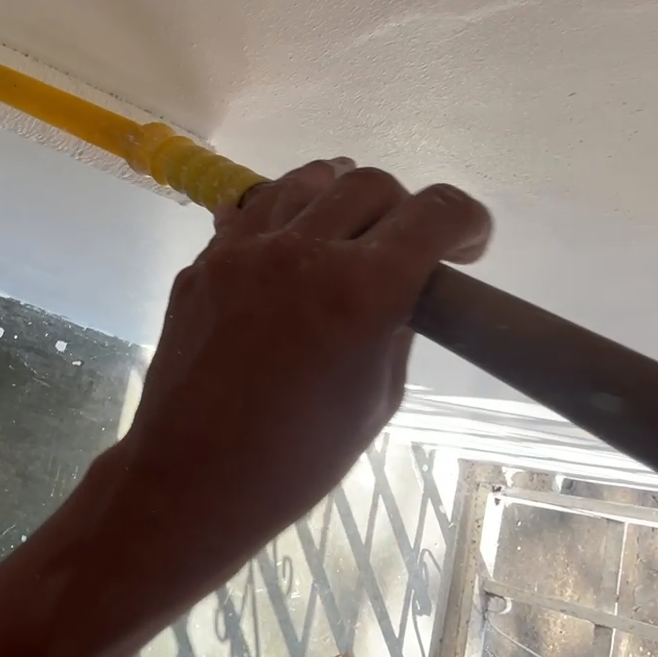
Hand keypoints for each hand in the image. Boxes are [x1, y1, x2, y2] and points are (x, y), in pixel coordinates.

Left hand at [117, 158, 490, 568]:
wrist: (192, 473)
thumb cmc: (296, 457)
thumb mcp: (377, 395)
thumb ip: (393, 324)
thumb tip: (397, 286)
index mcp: (362, 288)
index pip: (434, 212)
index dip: (465, 221)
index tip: (465, 246)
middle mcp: (299, 251)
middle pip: (365, 183)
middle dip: (399, 208)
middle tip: (399, 246)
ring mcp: (239, 252)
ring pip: (300, 183)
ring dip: (334, 197)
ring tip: (342, 229)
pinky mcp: (200, 265)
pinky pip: (247, 215)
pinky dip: (278, 218)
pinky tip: (284, 246)